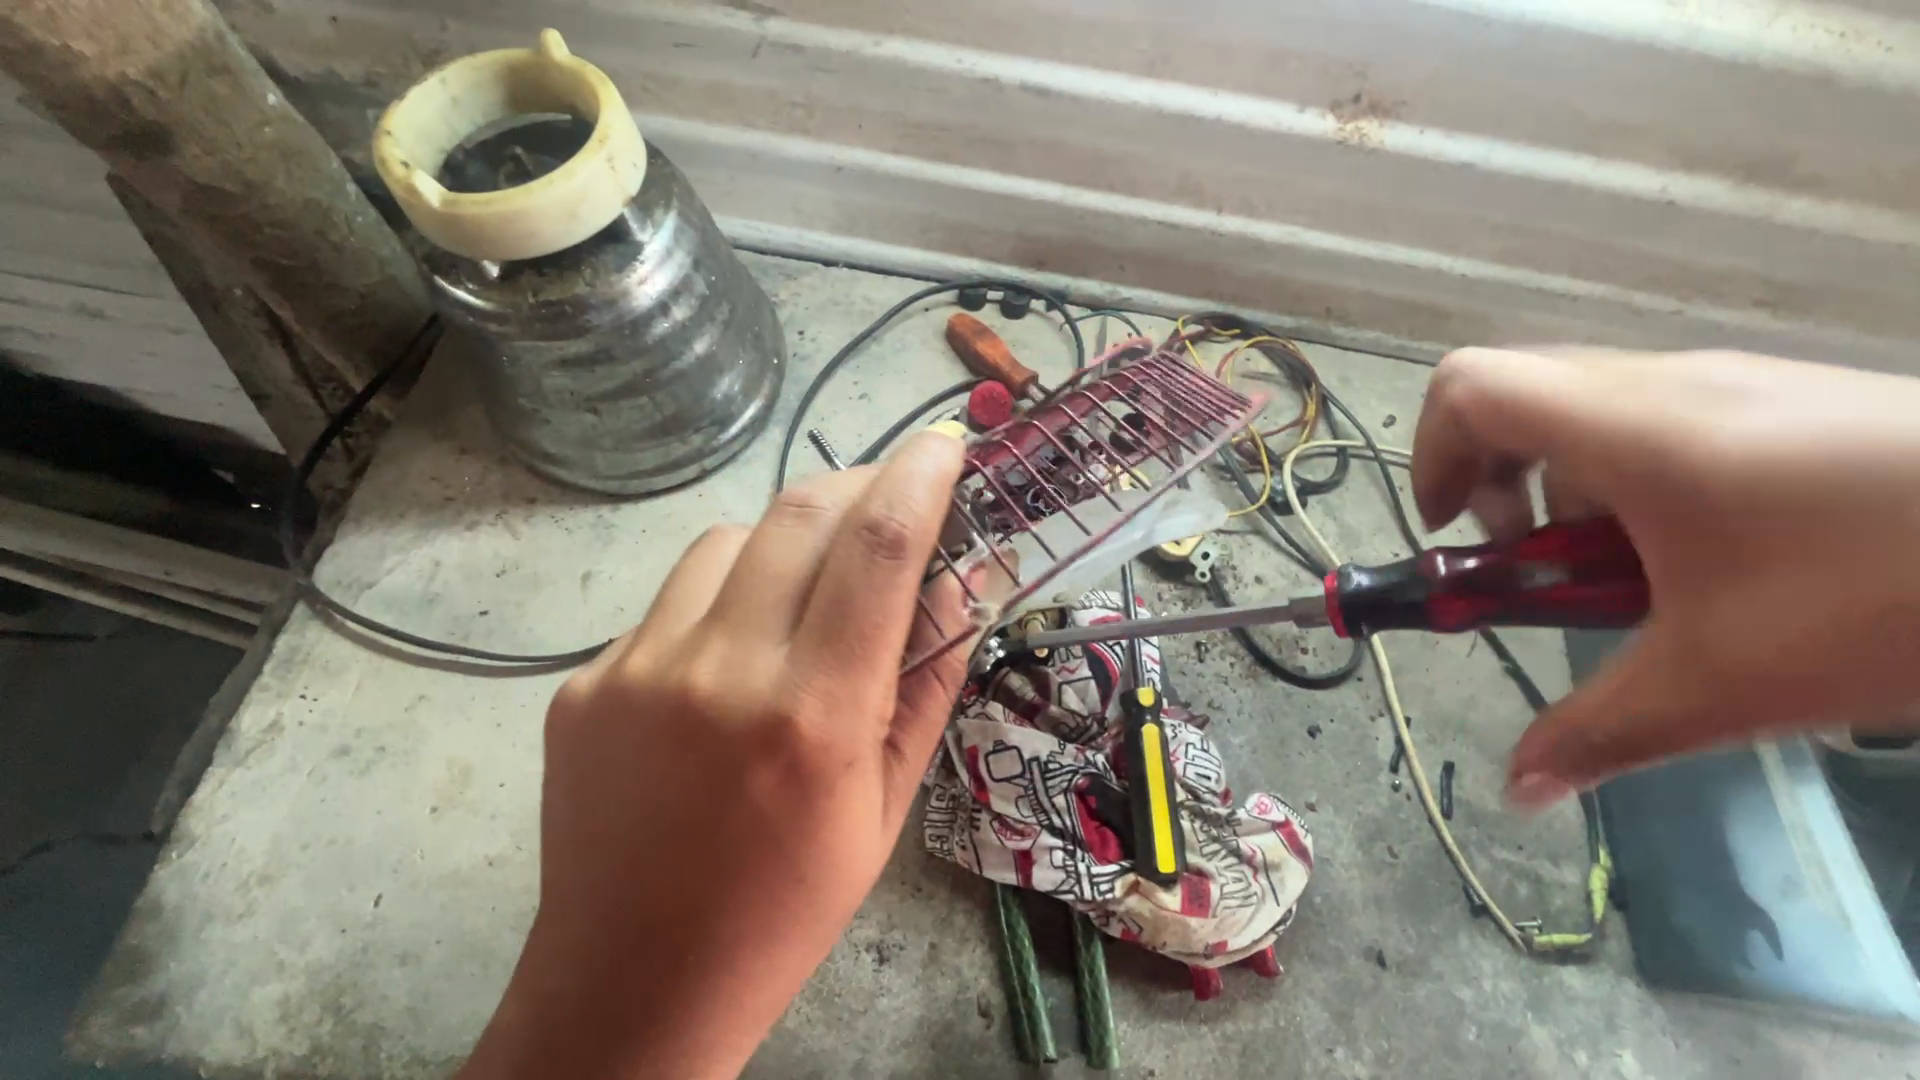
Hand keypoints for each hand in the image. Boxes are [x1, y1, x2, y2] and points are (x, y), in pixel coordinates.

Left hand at [459, 431, 971, 1079]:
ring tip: (804, 595)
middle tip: (888, 502)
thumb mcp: (887, 804)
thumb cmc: (788, 905)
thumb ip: (927, 682)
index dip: (919, 478)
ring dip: (786, 542)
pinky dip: (722, 600)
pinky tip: (727, 663)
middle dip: (857, 486)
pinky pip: (672, 600)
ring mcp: (638, 668)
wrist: (634, 978)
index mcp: (813, 713)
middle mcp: (721, 670)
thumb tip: (963, 584)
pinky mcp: (586, 679)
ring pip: (729, 540)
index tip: (944, 446)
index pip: (879, 547)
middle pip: (799, 514)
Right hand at [1413, 347, 1919, 807]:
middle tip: (1532, 560)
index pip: (1468, 387)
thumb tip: (1516, 790)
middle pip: (1515, 396)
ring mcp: (1731, 384)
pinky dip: (1627, 479)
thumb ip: (1598, 731)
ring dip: (1562, 486)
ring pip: (1585, 408)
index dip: (1434, 454)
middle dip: (1492, 480)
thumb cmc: (1894, 595)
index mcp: (1631, 431)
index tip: (1456, 531)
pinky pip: (1653, 417)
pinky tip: (1700, 552)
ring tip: (1626, 572)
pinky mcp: (1781, 398)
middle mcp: (1666, 386)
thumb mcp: (1727, 681)